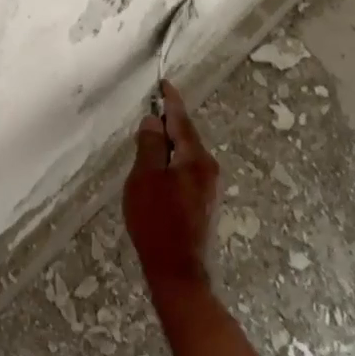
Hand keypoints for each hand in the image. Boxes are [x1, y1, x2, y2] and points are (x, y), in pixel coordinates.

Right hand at [122, 80, 219, 293]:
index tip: (164, 83)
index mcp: (196, 158)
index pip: (181, 120)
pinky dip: (172, 164)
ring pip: (186, 155)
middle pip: (186, 137)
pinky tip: (156, 172)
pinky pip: (186, 171)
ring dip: (168, 146)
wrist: (179, 272)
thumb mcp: (145, 178)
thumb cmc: (157, 221)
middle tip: (148, 113)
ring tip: (147, 143)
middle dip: (167, 124)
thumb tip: (154, 120)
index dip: (171, 100)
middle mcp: (209, 169)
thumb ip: (149, 146)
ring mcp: (209, 188)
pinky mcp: (204, 204)